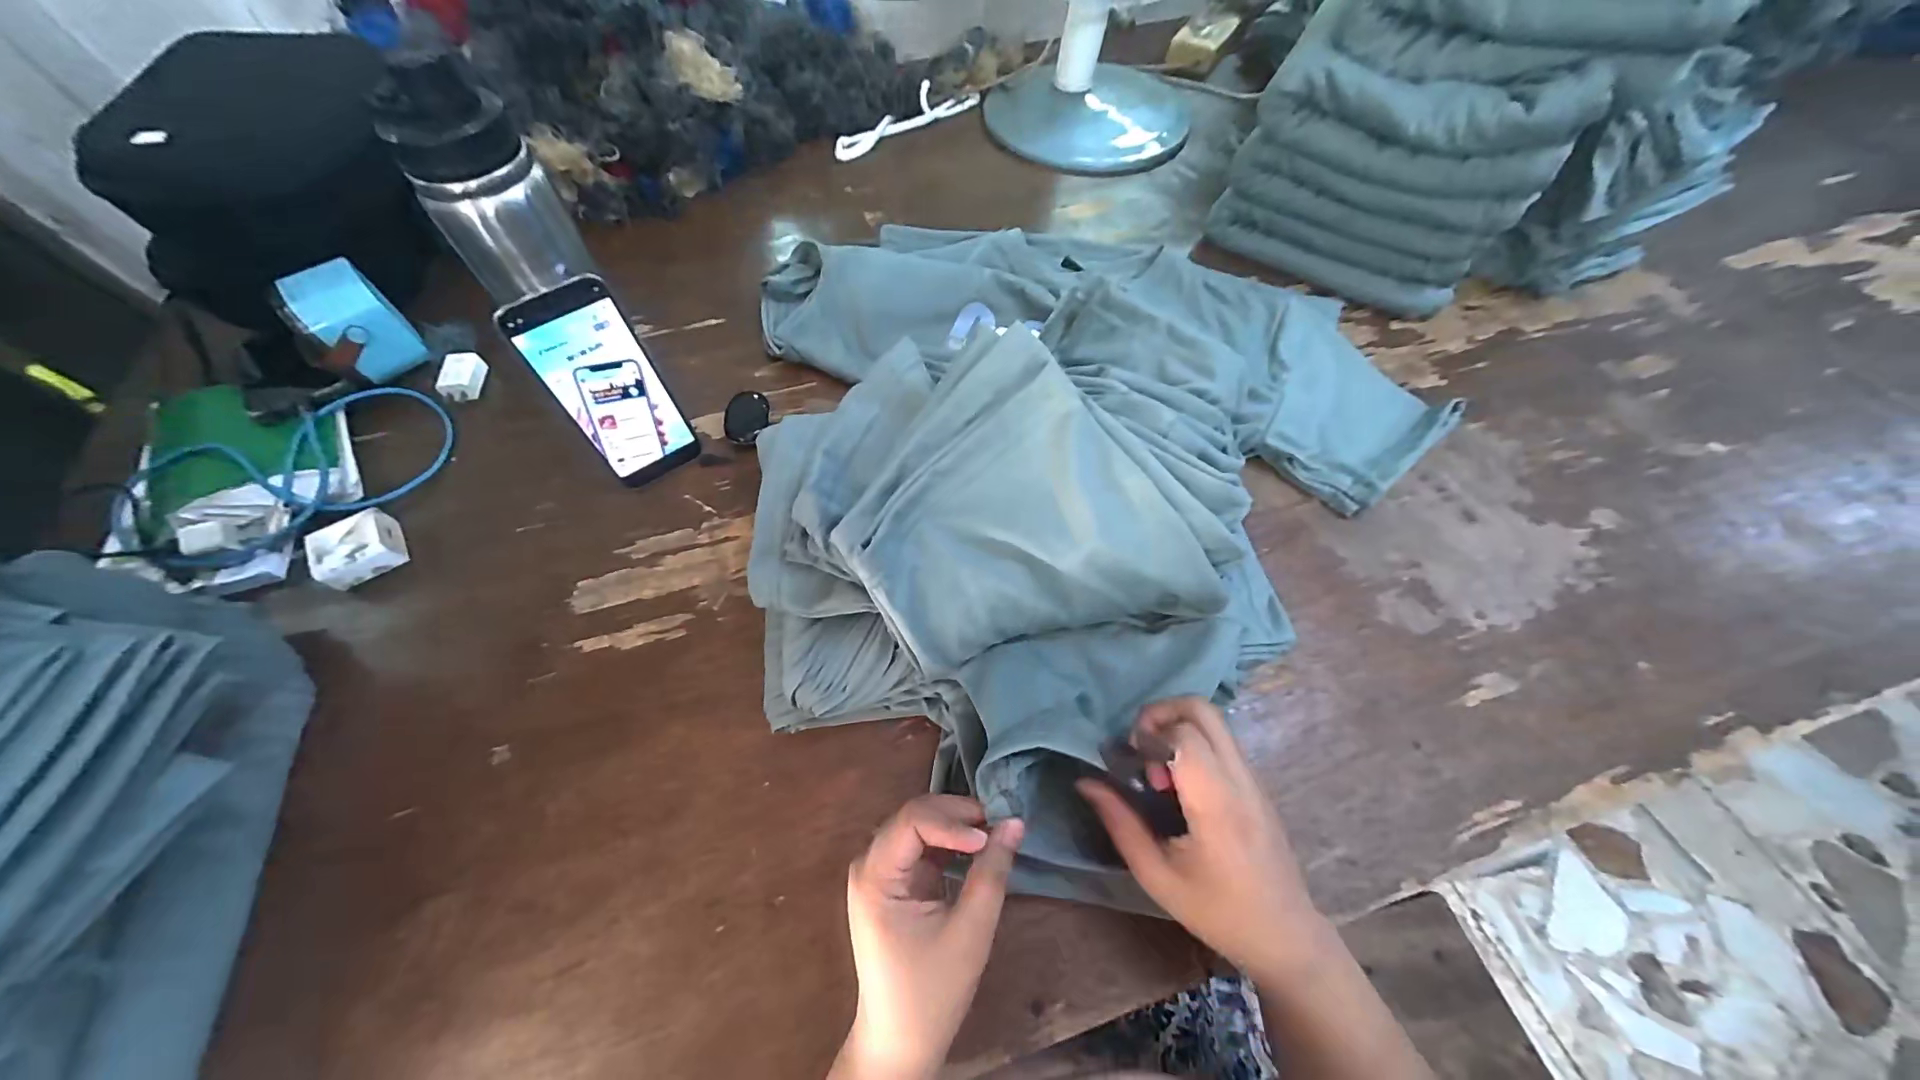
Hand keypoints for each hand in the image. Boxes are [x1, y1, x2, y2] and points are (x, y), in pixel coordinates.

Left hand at [830, 795, 1024, 1079]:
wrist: (901, 1041)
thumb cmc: (932, 991)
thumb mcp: (970, 932)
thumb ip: (991, 873)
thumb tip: (1015, 822)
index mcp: (874, 875)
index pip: (913, 820)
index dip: (953, 820)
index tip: (988, 838)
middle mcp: (869, 863)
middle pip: (914, 815)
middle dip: (957, 815)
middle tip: (998, 825)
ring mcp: (879, 870)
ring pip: (919, 824)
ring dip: (955, 824)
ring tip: (992, 835)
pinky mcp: (894, 880)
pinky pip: (921, 844)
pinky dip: (950, 841)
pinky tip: (975, 848)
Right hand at [1076, 697, 1325, 979]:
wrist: (1285, 936)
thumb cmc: (1216, 910)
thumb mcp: (1156, 874)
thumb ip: (1120, 822)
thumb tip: (1086, 782)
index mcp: (1215, 801)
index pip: (1184, 733)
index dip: (1150, 732)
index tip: (1133, 760)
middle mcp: (1240, 779)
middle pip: (1202, 710)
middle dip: (1162, 713)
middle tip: (1141, 746)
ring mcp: (1254, 779)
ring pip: (1214, 722)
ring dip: (1178, 728)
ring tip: (1160, 771)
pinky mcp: (1258, 785)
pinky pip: (1223, 742)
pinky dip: (1194, 743)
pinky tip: (1181, 785)